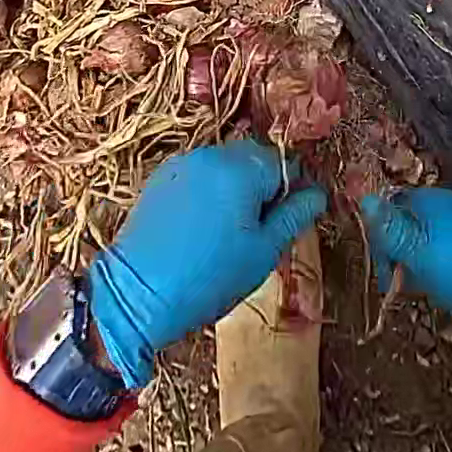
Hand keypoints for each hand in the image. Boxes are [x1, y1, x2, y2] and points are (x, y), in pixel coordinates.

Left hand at [88, 141, 325, 386]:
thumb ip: (295, 216)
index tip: (277, 224)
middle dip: (261, 186)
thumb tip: (318, 194)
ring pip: (227, 165)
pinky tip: (198, 225)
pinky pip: (200, 173)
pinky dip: (208, 190)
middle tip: (252, 230)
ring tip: (223, 230)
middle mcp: (215, 154)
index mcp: (244, 168)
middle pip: (255, 159)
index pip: (285, 165)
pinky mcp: (163, 175)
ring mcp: (185, 162)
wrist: (133, 297)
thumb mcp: (264, 252)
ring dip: (234, 187)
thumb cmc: (209, 277)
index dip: (287, 194)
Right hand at [360, 188, 451, 372]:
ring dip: (425, 273)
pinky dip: (448, 278)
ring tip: (438, 295)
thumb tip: (362, 197)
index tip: (385, 278)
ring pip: (429, 248)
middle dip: (402, 261)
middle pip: (408, 229)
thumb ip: (391, 229)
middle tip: (411, 289)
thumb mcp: (422, 254)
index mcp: (430, 201)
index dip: (380, 244)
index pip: (387, 212)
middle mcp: (448, 207)